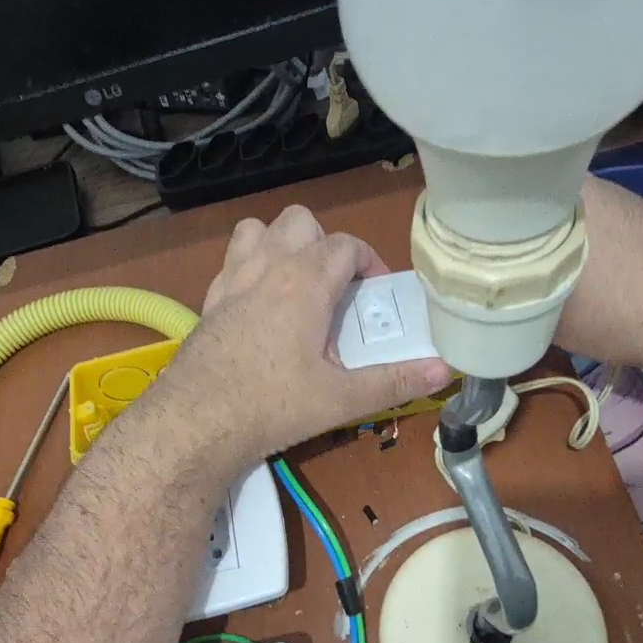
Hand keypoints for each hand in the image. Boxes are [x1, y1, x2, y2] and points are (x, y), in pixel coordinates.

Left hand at [149, 205, 451, 462]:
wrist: (197, 421)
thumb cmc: (273, 405)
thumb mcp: (342, 399)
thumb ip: (394, 381)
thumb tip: (445, 371)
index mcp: (305, 281)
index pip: (345, 245)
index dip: (368, 261)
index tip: (375, 292)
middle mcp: (268, 267)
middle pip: (300, 222)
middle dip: (323, 243)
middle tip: (334, 286)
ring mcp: (232, 279)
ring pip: (257, 229)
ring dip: (280, 243)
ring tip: (295, 282)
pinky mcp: (208, 300)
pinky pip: (231, 261)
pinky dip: (248, 266)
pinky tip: (257, 304)